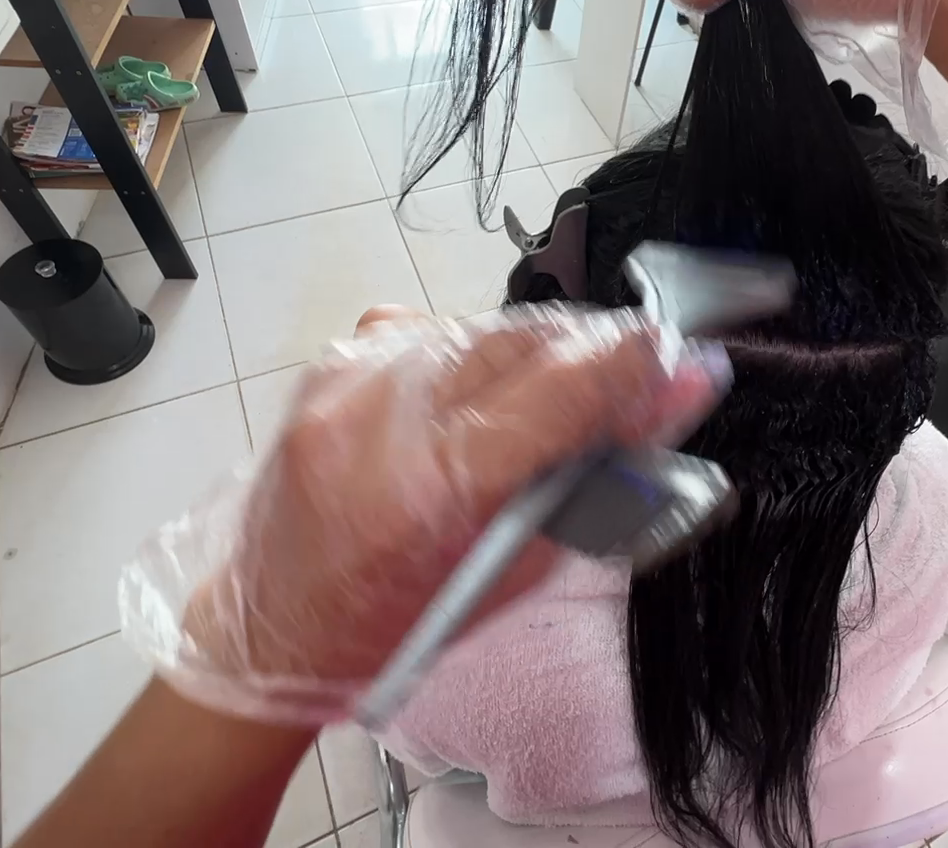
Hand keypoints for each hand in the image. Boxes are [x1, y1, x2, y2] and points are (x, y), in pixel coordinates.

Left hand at [120, 305, 728, 725]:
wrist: (271, 622)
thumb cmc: (397, 622)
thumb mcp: (519, 567)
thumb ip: (601, 475)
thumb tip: (672, 396)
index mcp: (426, 488)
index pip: (557, 392)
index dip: (628, 366)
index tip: (676, 354)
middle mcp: (379, 412)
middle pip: (525, 340)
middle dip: (591, 351)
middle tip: (629, 375)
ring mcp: (349, 374)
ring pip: (488, 324)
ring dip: (539, 351)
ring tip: (555, 395)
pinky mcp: (336, 356)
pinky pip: (440, 326)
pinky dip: (481, 351)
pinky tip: (485, 390)